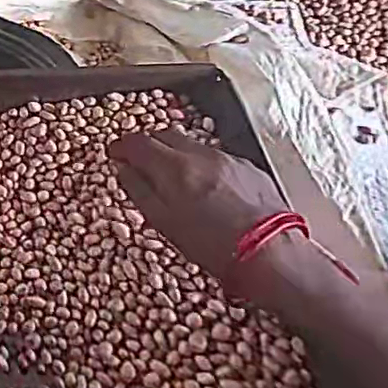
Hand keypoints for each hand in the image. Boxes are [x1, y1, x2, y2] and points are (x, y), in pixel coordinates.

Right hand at [109, 131, 287, 276]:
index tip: (115, 153)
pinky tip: (205, 187)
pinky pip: (214, 156)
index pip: (137, 142)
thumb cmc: (212, 245)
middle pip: (163, 134)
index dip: (121, 145)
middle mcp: (198, 154)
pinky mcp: (247, 166)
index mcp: (172, 168)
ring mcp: (225, 158)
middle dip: (147, 144)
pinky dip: (200, 164)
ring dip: (174, 153)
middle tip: (139, 161)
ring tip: (172, 178)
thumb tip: (123, 168)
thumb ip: (139, 190)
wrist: (272, 254)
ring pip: (190, 144)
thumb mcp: (163, 222)